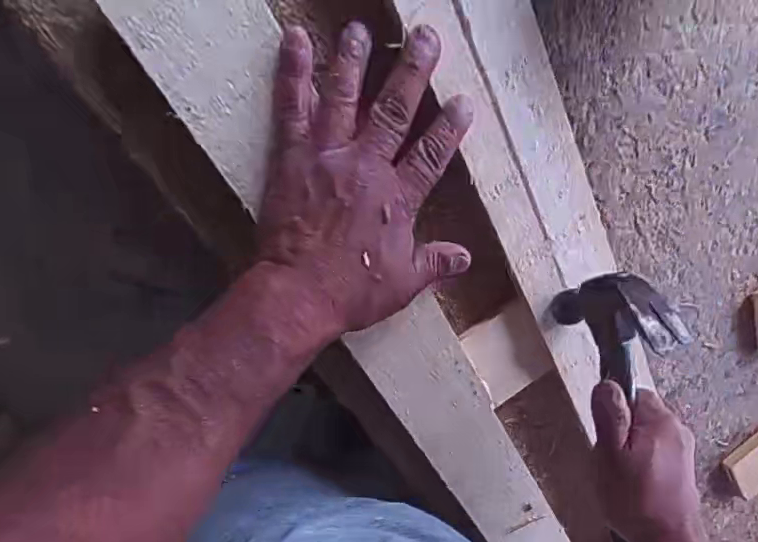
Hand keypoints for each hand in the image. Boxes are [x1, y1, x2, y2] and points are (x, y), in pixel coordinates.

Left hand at [255, 23, 473, 336]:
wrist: (300, 294)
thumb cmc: (351, 293)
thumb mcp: (402, 286)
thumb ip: (433, 264)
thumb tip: (464, 258)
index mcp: (397, 199)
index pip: (430, 155)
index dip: (448, 129)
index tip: (462, 103)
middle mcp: (367, 168)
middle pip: (394, 111)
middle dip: (412, 72)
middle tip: (425, 36)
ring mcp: (329, 158)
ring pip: (344, 97)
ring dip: (352, 60)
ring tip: (359, 30)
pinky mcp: (293, 159)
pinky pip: (292, 108)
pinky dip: (293, 72)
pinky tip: (294, 39)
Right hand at [592, 382, 705, 541]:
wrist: (668, 539)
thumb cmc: (636, 502)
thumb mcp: (609, 456)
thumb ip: (609, 417)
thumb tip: (607, 384)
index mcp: (659, 420)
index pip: (633, 393)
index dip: (612, 410)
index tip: (603, 435)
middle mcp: (676, 430)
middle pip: (638, 415)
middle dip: (618, 434)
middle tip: (607, 461)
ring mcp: (681, 450)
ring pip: (644, 436)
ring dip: (628, 452)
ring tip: (619, 478)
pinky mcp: (680, 469)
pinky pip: (653, 455)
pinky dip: (639, 466)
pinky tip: (632, 487)